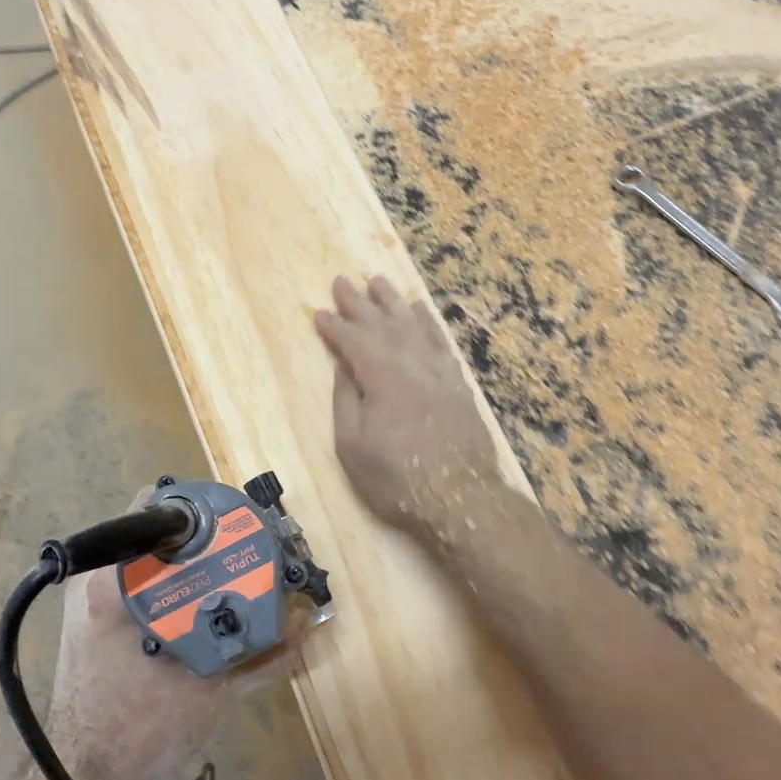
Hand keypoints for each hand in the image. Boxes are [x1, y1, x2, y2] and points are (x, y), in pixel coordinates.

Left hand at [45, 493, 300, 779]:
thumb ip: (262, 657)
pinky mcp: (89, 615)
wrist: (85, 774)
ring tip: (228, 577)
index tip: (239, 527)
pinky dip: (169, 584)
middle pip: (154, 530)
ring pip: (146, 556)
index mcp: (113, 583)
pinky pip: (135, 580)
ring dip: (186, 562)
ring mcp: (86, 596)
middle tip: (244, 552)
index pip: (156, 510)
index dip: (205, 512)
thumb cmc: (141, 731)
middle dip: (202, 538)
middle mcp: (93, 578)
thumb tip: (304, 624)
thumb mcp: (211, 693)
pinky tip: (199, 606)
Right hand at [315, 275, 501, 538]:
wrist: (461, 498)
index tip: (319, 312)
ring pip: (413, 324)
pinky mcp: (457, 382)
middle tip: (342, 281)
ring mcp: (439, 370)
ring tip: (378, 281)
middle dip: (359, 303)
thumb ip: (346, 400)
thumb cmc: (396, 478)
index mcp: (382, 376)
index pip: (352, 341)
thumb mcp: (353, 446)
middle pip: (382, 324)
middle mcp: (412, 363)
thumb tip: (343, 365)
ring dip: (393, 302)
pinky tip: (420, 311)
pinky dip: (427, 322)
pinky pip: (439, 340)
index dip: (334, 326)